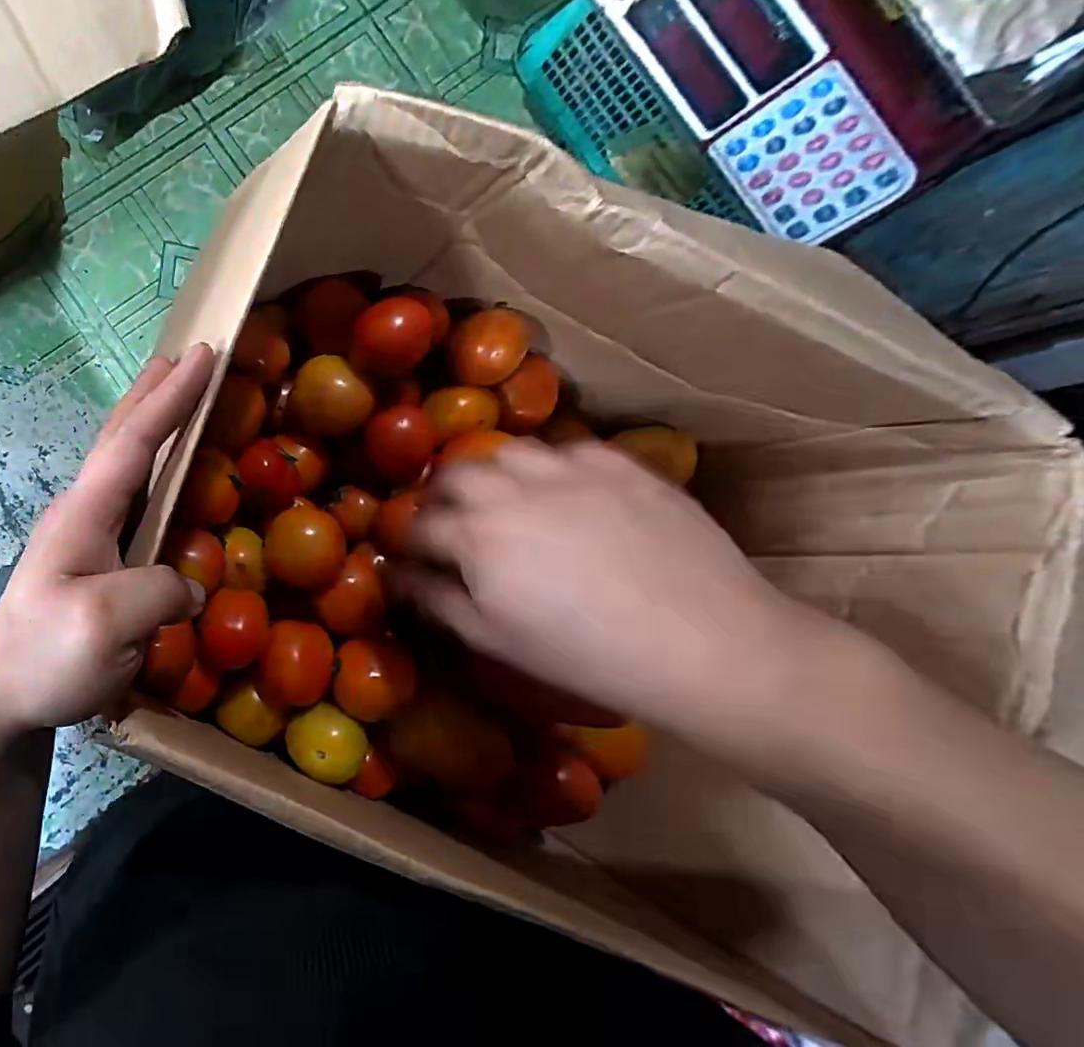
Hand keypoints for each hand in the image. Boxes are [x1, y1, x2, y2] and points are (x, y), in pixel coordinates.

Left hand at [0, 345, 215, 740]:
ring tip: (174, 397)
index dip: (171, 398)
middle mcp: (79, 513)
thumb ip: (159, 591)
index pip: (133, 442)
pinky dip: (151, 473)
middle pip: (119, 439)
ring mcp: (80, 538)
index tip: (204, 356)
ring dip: (149, 426)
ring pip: (121, 466)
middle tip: (185, 357)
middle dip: (154, 394)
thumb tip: (192, 585)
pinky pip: (129, 502)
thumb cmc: (45, 659)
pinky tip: (162, 480)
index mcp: (82, 514)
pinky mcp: (88, 564)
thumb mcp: (106, 625)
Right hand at [394, 438, 834, 732]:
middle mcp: (514, 491)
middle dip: (441, 494)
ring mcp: (572, 473)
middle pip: (454, 473)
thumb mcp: (492, 638)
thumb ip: (435, 598)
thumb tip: (396, 575)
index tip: (413, 554)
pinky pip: (572, 450)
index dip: (409, 540)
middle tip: (453, 519)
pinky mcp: (623, 468)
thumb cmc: (584, 654)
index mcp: (476, 536)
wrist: (707, 647)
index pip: (419, 524)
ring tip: (506, 497)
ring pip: (510, 451)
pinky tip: (565, 492)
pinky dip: (554, 466)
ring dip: (494, 472)